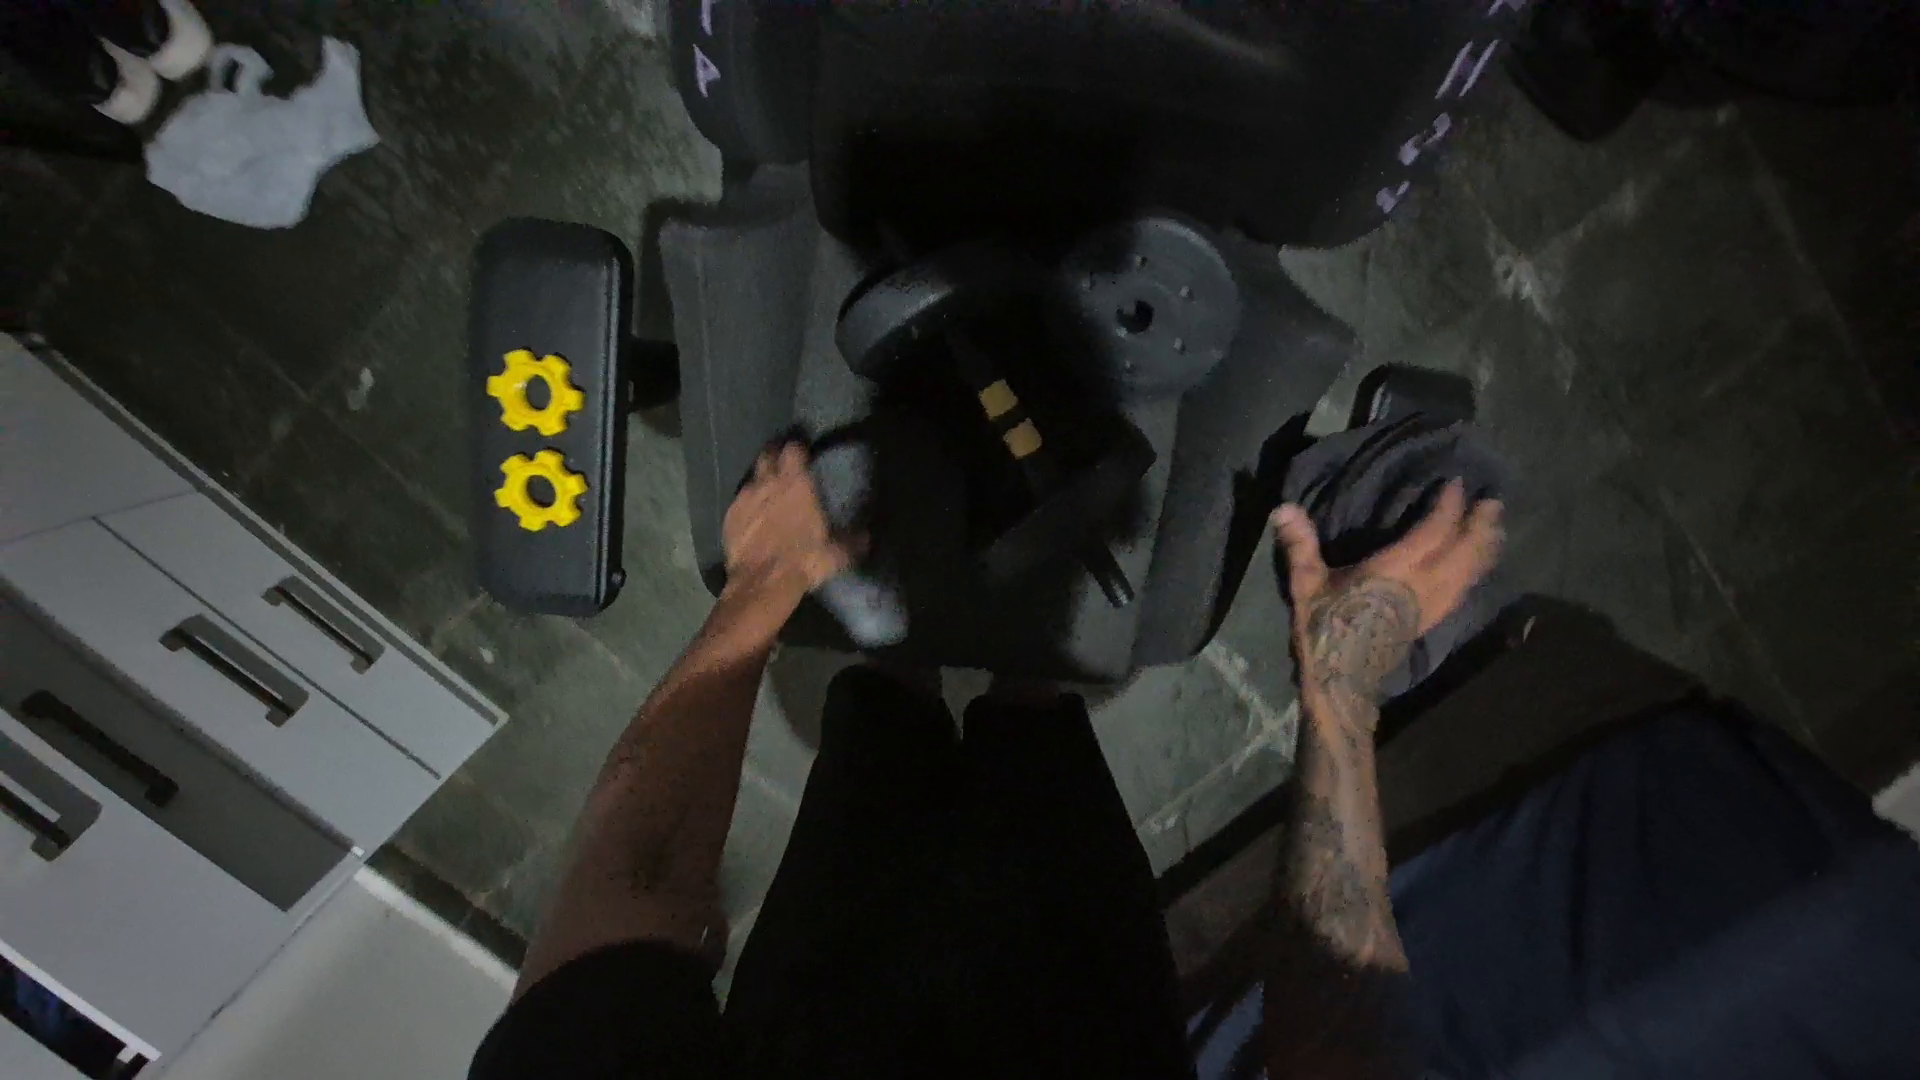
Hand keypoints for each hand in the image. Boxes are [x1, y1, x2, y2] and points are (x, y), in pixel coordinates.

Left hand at [720, 443, 856, 615]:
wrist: (763, 582)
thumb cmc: (805, 560)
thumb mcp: (839, 552)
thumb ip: (854, 538)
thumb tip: (866, 533)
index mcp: (796, 483)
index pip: (794, 448)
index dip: (798, 449)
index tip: (804, 454)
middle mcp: (768, 482)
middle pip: (768, 454)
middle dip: (775, 456)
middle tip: (784, 467)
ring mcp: (744, 498)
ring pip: (752, 478)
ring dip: (760, 482)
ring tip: (768, 495)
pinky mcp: (728, 516)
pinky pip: (738, 502)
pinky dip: (746, 506)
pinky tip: (752, 519)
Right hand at [1272, 480, 1502, 721]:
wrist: (1342, 676)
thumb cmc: (1324, 626)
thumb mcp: (1306, 584)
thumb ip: (1300, 545)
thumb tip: (1283, 508)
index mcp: (1396, 570)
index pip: (1434, 531)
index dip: (1448, 507)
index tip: (1457, 484)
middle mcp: (1425, 584)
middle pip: (1465, 549)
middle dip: (1480, 525)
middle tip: (1493, 502)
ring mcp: (1434, 604)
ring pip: (1472, 570)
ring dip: (1486, 546)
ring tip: (1495, 528)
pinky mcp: (1435, 619)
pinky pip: (1466, 587)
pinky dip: (1477, 570)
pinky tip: (1477, 566)